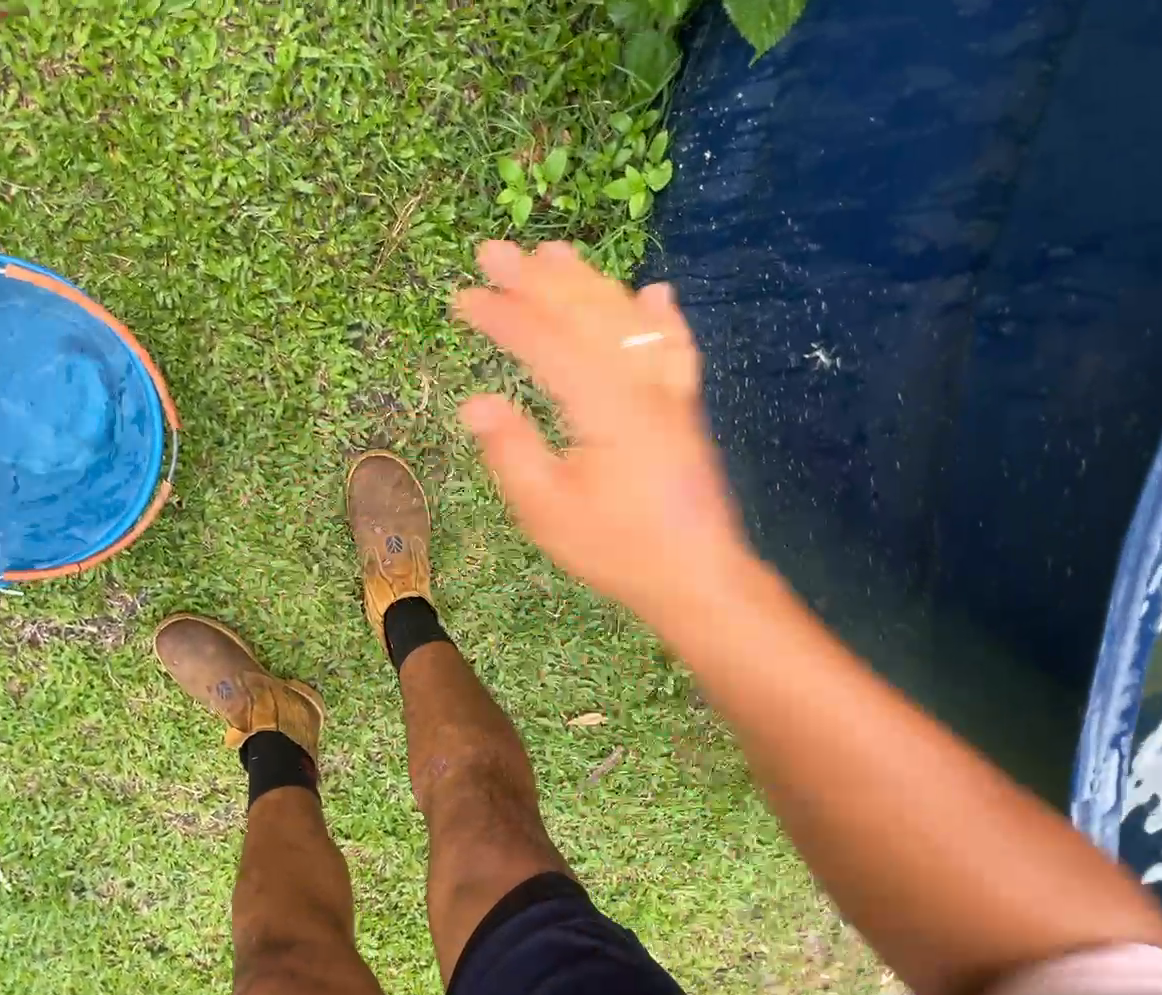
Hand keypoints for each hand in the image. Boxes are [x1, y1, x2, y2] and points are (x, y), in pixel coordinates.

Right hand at [453, 240, 753, 628]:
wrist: (698, 576)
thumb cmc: (617, 549)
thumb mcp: (548, 511)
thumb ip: (512, 452)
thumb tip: (475, 402)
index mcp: (604, 406)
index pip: (545, 343)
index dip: (501, 316)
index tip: (463, 297)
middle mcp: (641, 384)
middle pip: (586, 315)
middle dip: (537, 280)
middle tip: (495, 250)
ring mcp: (669, 392)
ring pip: (628, 320)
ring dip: (589, 283)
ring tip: (555, 253)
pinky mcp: (684, 407)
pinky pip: (674, 347)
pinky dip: (660, 317)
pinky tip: (654, 292)